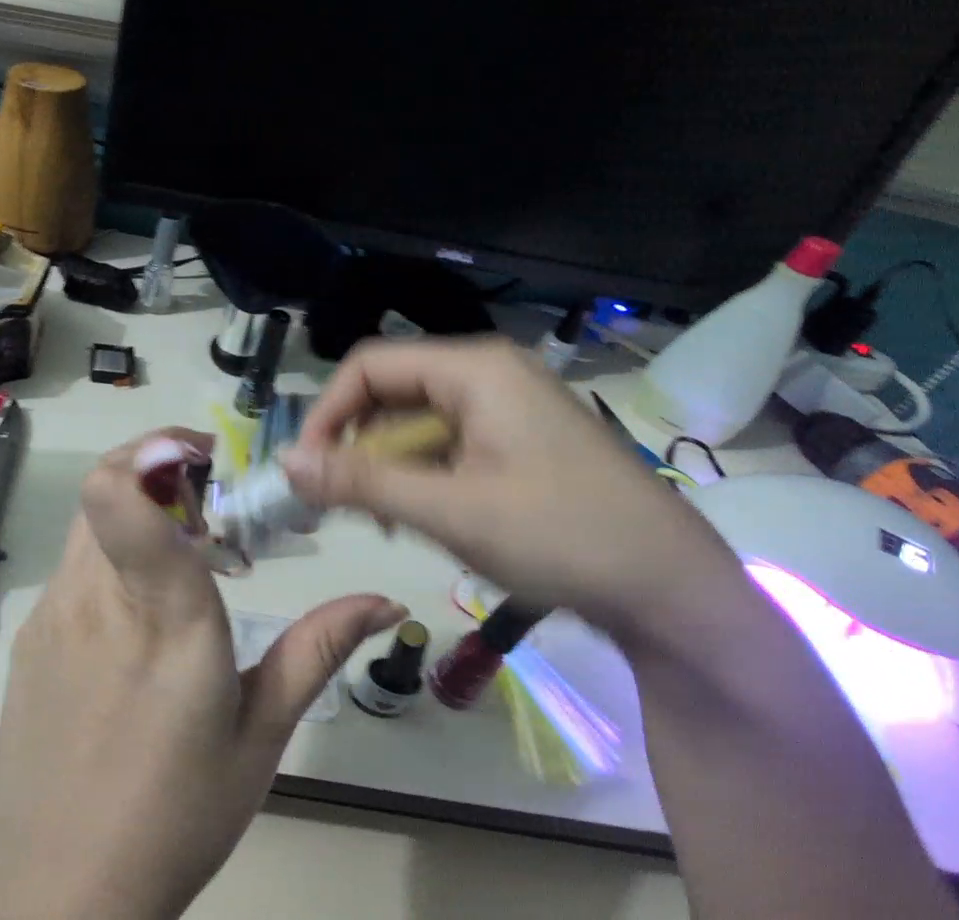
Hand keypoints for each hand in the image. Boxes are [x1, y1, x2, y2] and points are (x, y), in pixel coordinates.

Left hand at [0, 428, 405, 919]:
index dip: (155, 452)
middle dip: (161, 476)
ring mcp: (51, 617)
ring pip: (91, 526)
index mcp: (166, 618)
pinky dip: (108, 564)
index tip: (206, 460)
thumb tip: (385, 600)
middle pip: (108, 488)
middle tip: (211, 517)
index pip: (123, 496)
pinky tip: (134, 628)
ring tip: (181, 574)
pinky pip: (72, 572)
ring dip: (137, 520)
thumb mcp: (260, 734)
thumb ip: (317, 650)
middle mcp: (96, 600)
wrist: (63, 886)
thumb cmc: (178, 814)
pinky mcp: (28, 639)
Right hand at [281, 337, 741, 640]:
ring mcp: (510, 410)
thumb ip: (361, 482)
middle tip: (340, 504)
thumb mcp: (450, 511)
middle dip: (357, 445)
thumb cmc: (560, 537)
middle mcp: (490, 376)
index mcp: (475, 369)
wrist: (672, 591)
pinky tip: (421, 520)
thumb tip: (286, 461)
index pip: (368, 366)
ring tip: (383, 521)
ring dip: (388, 467)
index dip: (327, 414)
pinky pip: (450, 447)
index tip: (306, 471)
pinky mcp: (522, 444)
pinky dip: (423, 478)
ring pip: (418, 423)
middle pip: (392, 392)